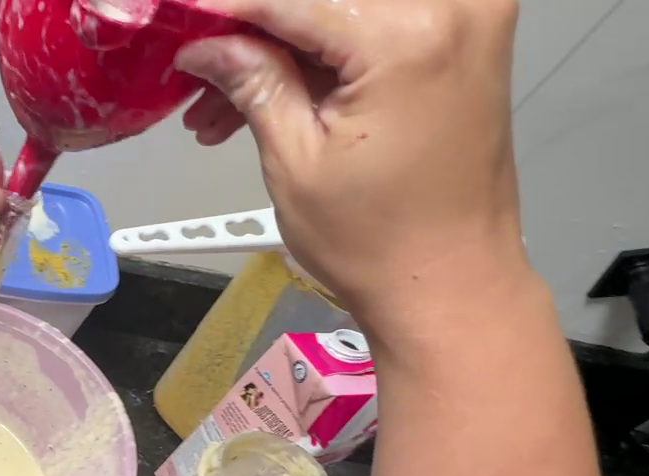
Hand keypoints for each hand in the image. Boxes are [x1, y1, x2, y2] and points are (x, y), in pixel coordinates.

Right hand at [175, 0, 530, 325]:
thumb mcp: (293, 160)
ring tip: (221, 104)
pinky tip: (270, 92)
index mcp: (407, 34)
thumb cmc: (366, 235)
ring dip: (282, 42)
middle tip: (201, 71)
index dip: (230, 11)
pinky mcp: (467, 32)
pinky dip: (320, 49)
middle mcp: (453, 0)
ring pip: (347, 6)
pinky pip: (376, 20)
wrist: (447, 274)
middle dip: (256, 26)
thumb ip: (255, 83)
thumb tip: (205, 44)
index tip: (179, 21)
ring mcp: (469, 11)